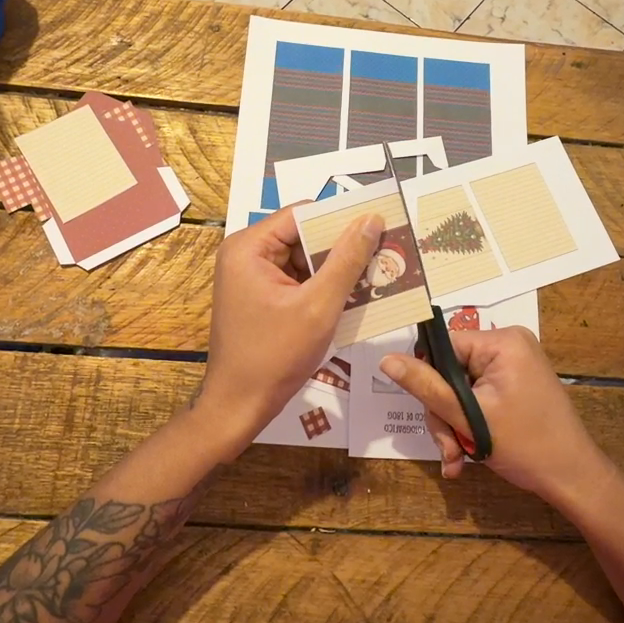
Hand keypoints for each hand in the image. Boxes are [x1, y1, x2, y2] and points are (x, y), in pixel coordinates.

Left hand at [199, 206, 382, 449]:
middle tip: (384, 251)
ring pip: (304, 260)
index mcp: (249, 247)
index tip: (379, 223)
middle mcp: (245, 255)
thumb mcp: (318, 306)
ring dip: (336, 270)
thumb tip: (371, 219)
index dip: (340, 218)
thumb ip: (347, 260)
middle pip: (303, 236)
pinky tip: (355, 297)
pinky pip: (298, 281)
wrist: (239, 407)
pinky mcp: (260, 298)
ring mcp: (251, 278)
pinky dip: (324, 288)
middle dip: (342, 247)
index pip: (301, 215)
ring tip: (377, 274)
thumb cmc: (274, 356)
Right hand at [378, 327, 606, 502]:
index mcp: (502, 342)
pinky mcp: (515, 385)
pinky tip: (467, 456)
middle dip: (443, 414)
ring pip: (461, 390)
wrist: (573, 480)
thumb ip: (426, 387)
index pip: (444, 347)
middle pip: (450, 372)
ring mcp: (514, 366)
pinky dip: (470, 425)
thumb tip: (386, 359)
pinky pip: (478, 397)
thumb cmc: (526, 445)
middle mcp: (509, 345)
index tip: (431, 413)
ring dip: (454, 426)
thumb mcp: (469, 418)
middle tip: (447, 451)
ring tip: (456, 461)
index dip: (429, 380)